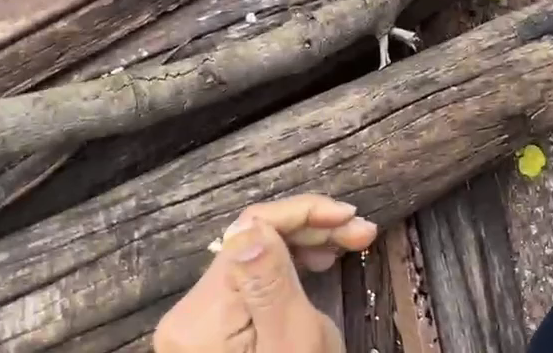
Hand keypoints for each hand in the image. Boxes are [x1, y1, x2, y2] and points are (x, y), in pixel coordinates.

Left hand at [154, 194, 379, 352]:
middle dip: (312, 227)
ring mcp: (200, 327)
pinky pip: (253, 281)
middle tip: (364, 233)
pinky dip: (291, 266)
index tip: (354, 218)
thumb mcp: (294, 342)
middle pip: (253, 241)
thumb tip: (249, 225)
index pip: (250, 230)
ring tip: (352, 245)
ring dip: (307, 242)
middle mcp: (189, 315)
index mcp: (201, 315)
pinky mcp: (215, 335)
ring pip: (256, 257)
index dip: (305, 213)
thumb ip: (270, 282)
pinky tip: (321, 265)